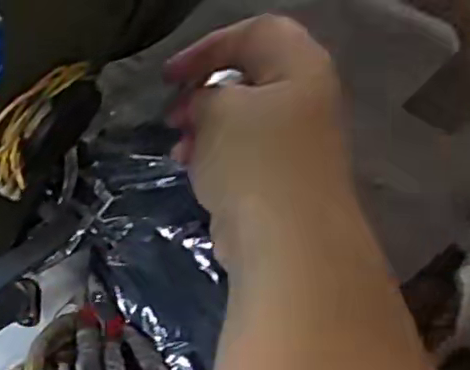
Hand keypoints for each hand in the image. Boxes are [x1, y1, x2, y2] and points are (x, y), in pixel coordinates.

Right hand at [163, 16, 352, 260]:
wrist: (283, 235)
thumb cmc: (255, 163)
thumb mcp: (221, 114)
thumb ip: (205, 98)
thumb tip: (201, 105)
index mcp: (299, 68)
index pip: (254, 34)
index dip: (206, 49)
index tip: (167, 78)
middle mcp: (303, 100)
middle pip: (248, 80)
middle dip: (203, 95)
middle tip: (171, 117)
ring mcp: (291, 144)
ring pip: (240, 123)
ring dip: (204, 132)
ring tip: (178, 151)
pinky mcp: (275, 181)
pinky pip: (240, 158)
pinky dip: (213, 160)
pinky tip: (194, 175)